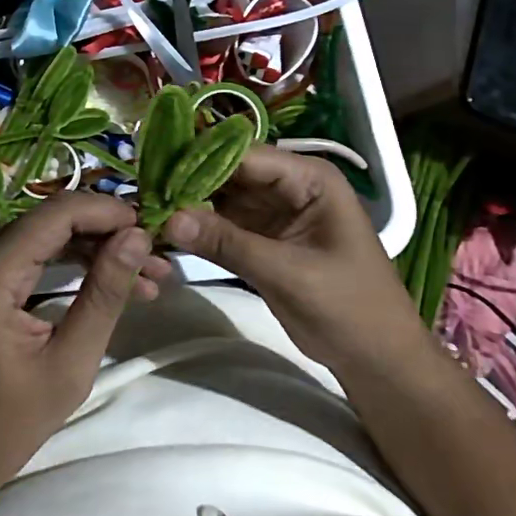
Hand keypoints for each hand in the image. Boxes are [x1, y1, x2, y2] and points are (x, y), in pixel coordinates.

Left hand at [0, 193, 169, 515]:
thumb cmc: (8, 423)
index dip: (107, 212)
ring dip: (95, 249)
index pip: (57, 214)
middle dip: (108, 233)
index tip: (152, 229)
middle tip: (156, 260)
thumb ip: (105, 293)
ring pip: (46, 234)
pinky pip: (32, 254)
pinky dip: (71, 262)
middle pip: (52, 219)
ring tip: (146, 275)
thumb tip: (138, 237)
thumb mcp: (70, 363)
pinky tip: (110, 279)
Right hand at [161, 146, 430, 377]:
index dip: (198, 160)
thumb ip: (229, 243)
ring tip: (143, 208)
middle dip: (187, 182)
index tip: (152, 170)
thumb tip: (169, 218)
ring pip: (223, 199)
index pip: (245, 156)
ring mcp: (276, 212)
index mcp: (310, 178)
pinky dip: (199, 229)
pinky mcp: (265, 238)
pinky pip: (225, 225)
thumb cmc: (349, 308)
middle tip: (139, 191)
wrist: (377, 359)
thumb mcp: (288, 273)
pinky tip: (164, 231)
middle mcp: (290, 185)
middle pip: (229, 173)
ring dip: (188, 205)